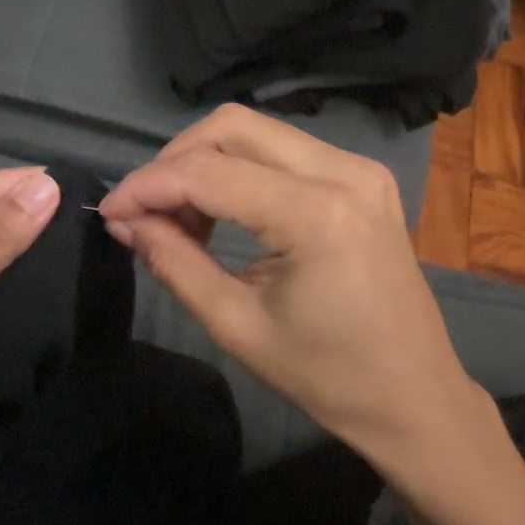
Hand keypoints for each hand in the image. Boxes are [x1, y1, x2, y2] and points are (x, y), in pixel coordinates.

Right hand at [98, 104, 459, 458]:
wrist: (414, 397)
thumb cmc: (327, 376)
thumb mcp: (237, 326)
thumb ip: (175, 263)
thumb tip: (126, 222)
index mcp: (316, 214)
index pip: (207, 172)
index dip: (147, 186)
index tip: (109, 212)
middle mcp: (343, 172)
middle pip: (232, 127)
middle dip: (175, 160)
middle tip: (145, 212)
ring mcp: (360, 169)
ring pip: (258, 132)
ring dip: (207, 163)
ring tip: (181, 220)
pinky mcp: (364, 178)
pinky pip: (285, 151)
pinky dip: (241, 170)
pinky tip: (223, 213)